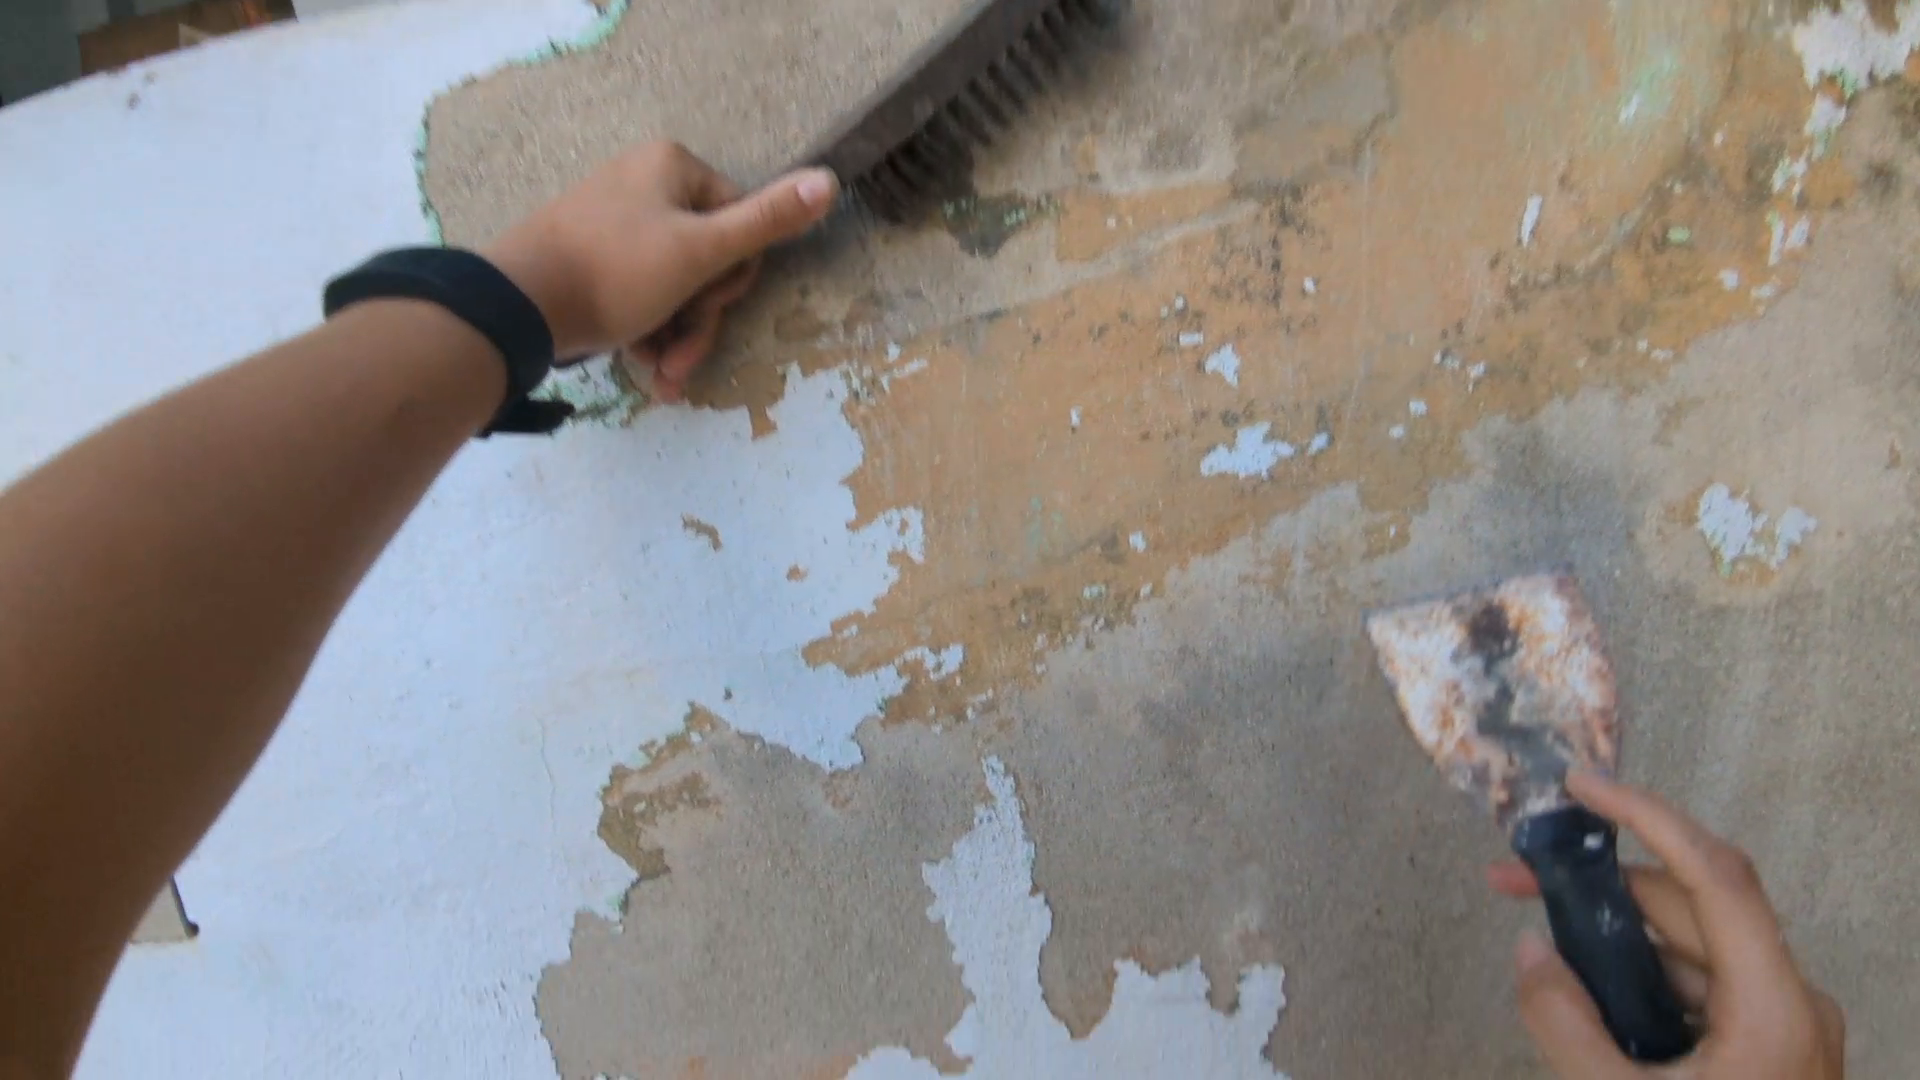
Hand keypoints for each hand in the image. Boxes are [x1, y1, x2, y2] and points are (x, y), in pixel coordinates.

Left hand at [483, 142, 837, 401]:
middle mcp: (646, 185)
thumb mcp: (703, 251)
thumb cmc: (618, 274)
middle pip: (709, 262)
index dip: (733, 277)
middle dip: (700, 321)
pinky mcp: (596, 257)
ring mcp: (618, 221)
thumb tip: (831, 180)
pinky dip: (651, 333)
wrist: (519, 308)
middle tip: (682, 358)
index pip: (742, 225)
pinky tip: (645, 368)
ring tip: (663, 378)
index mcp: (674, 169)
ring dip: (678, 338)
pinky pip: (644, 293)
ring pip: (678, 287)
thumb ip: (767, 221)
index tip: (708, 303)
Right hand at [1488, 773, 1843, 1078]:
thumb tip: (1531, 949)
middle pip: (1684, 901)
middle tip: (1508, 876)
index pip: (1715, 877)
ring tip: (1531, 928)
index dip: (1647, 817)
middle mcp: (1785, 998)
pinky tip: (1579, 979)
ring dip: (1600, 918)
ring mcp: (1774, 1019)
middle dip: (1591, 876)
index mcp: (1773, 1008)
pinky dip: (1623, 957)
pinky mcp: (1756, 1039)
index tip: (1577, 785)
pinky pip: (1680, 971)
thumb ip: (1562, 1020)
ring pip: (1677, 935)